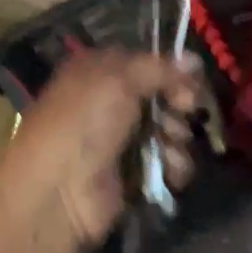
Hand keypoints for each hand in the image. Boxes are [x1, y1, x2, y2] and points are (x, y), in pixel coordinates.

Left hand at [5, 48, 197, 245]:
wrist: (57, 192)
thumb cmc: (82, 125)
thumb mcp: (117, 81)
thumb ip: (159, 68)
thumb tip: (194, 60)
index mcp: (100, 74)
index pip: (148, 63)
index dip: (172, 69)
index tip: (190, 78)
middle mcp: (112, 103)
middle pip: (165, 95)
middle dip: (180, 104)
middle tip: (183, 110)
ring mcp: (125, 140)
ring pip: (173, 128)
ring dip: (177, 136)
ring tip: (167, 147)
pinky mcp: (137, 172)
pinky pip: (171, 161)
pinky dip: (175, 164)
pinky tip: (168, 170)